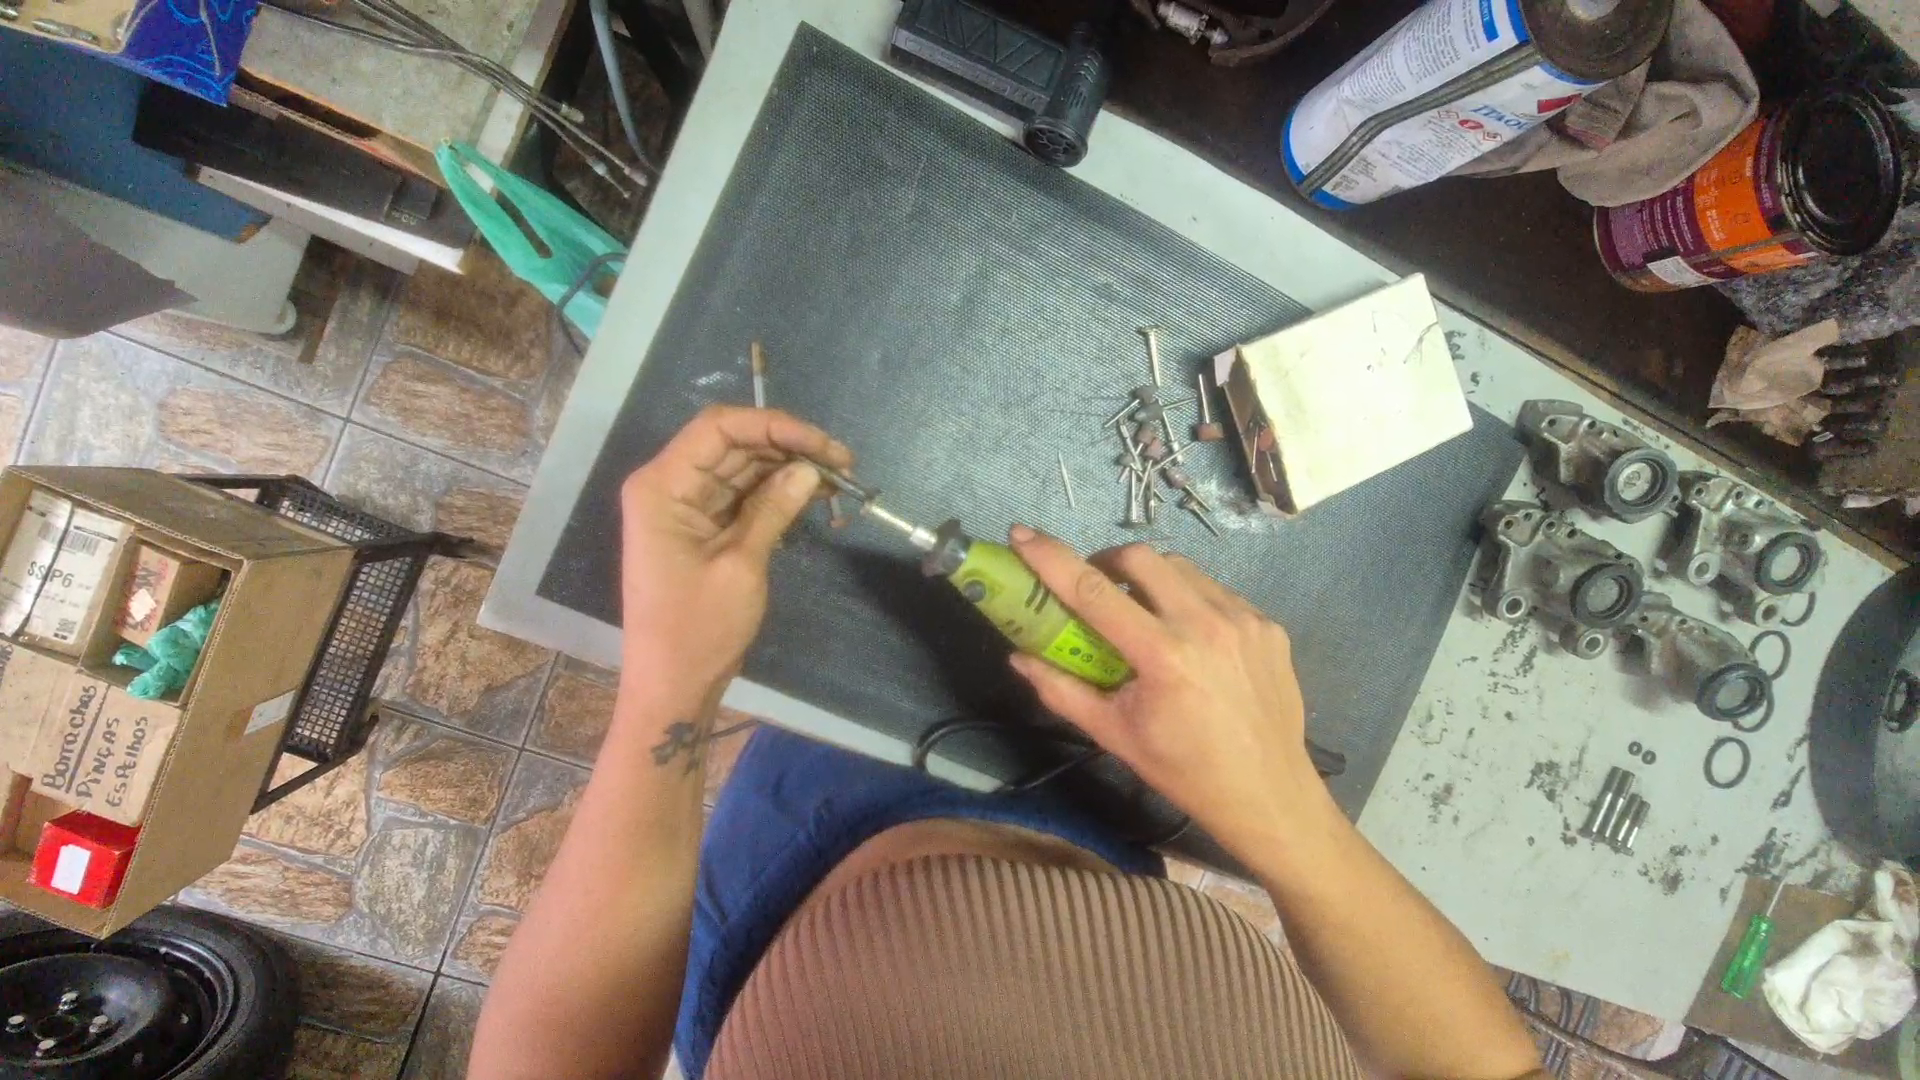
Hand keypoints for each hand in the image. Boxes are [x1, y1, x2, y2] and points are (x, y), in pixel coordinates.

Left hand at [618, 406, 851, 701]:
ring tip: (839, 479)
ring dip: (788, 467)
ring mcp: (687, 506)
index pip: (719, 429)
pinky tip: (814, 494)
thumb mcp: (741, 565)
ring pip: (742, 466)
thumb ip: (773, 509)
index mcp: (662, 486)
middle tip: (843, 463)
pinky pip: (743, 494)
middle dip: (789, 446)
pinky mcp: (703, 527)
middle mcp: (670, 485)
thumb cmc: (698, 629)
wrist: (673, 685)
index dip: (775, 426)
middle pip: (733, 443)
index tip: (824, 445)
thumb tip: (811, 469)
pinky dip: (777, 491)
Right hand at [1004, 525, 1334, 860]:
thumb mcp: (1114, 735)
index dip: (1052, 558)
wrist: (1270, 795)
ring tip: (1141, 610)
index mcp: (1163, 656)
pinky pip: (1215, 590)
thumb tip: (1019, 656)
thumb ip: (1061, 690)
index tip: (1022, 534)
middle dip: (1106, 560)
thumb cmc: (1183, 770)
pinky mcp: (1268, 625)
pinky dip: (1187, 599)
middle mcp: (1206, 625)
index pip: (1094, 591)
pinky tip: (1186, 634)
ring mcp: (1244, 620)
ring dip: (1149, 578)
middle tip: (1094, 587)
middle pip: (1141, 556)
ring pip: (1181, 568)